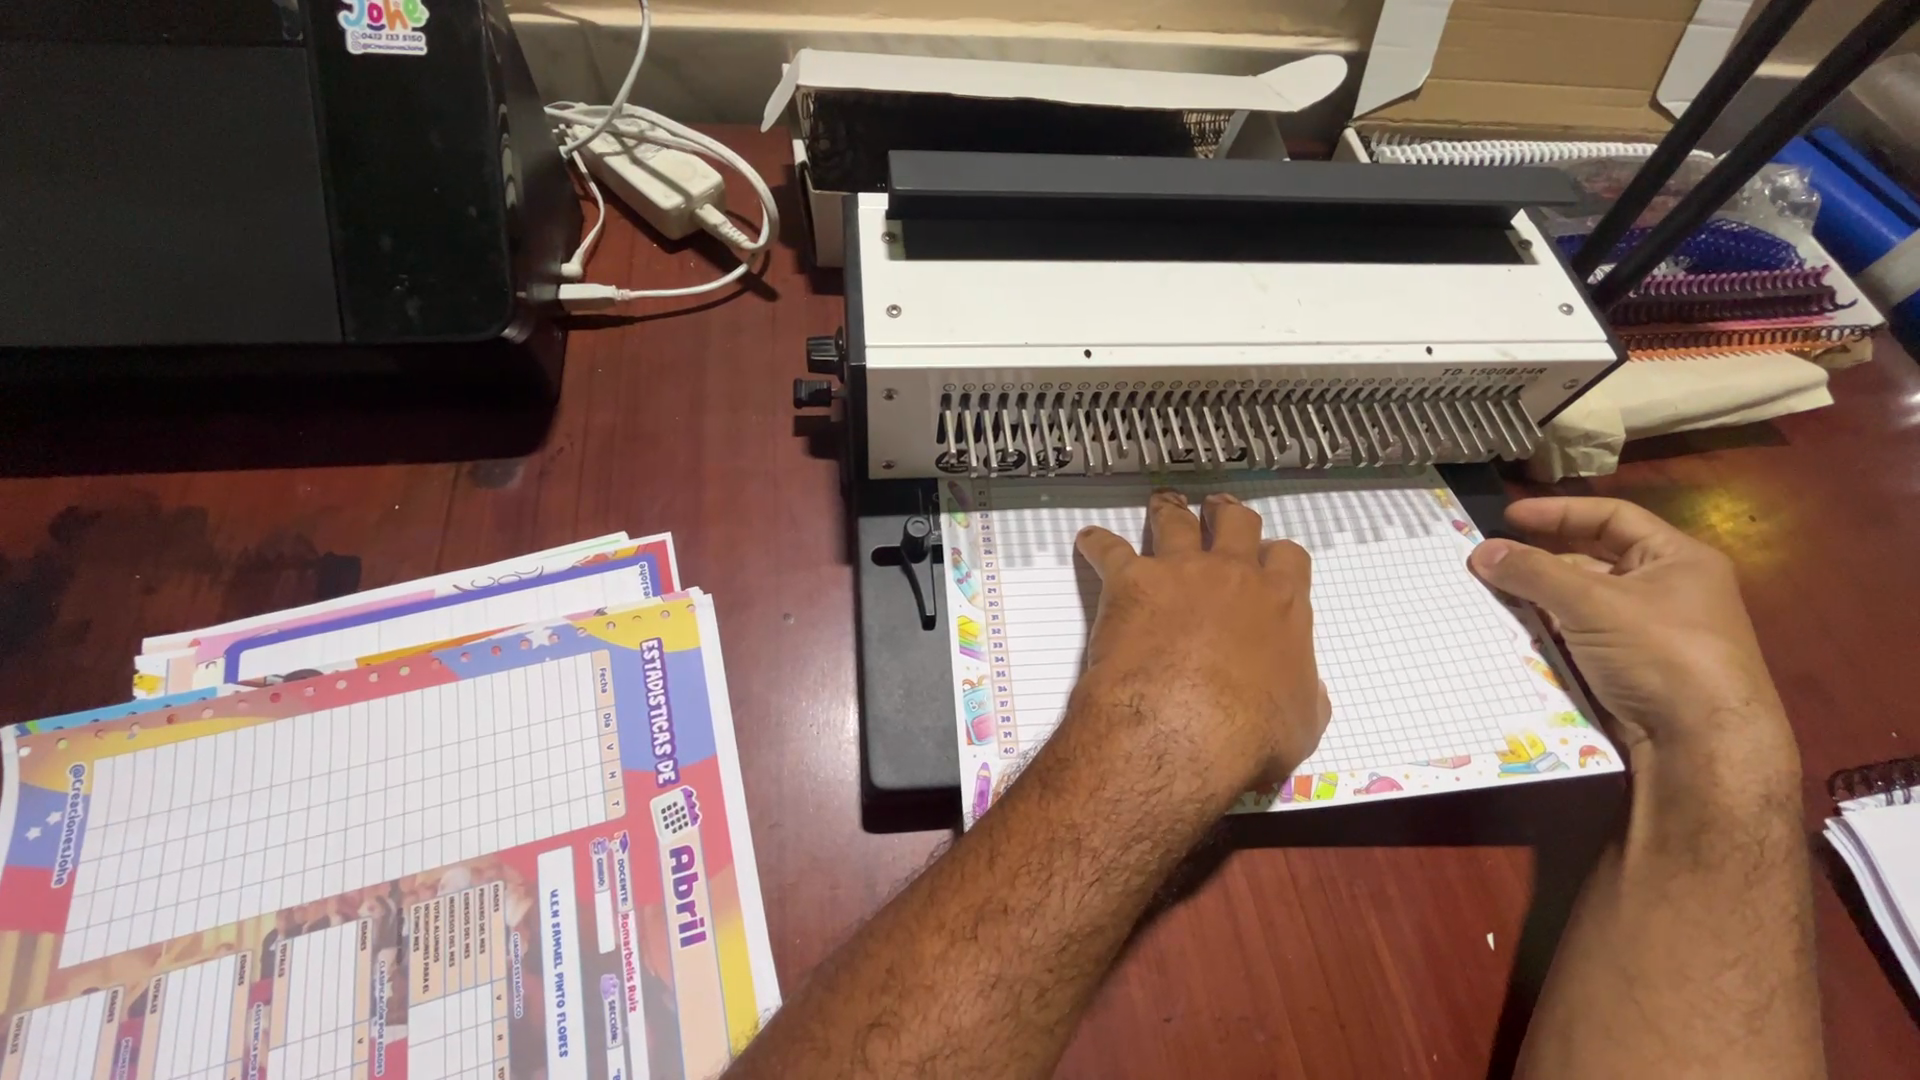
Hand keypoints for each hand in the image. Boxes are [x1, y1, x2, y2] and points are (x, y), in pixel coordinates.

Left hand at [1073, 491, 1329, 796]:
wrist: (1184, 724)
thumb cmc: (1251, 733)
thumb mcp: (1303, 722)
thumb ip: (1305, 693)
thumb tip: (1306, 688)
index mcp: (1282, 604)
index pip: (1288, 558)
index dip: (1276, 556)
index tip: (1265, 559)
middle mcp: (1234, 574)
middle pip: (1235, 522)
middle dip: (1226, 514)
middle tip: (1216, 511)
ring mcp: (1181, 571)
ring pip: (1176, 521)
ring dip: (1168, 510)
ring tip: (1162, 504)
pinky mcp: (1131, 580)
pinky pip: (1108, 548)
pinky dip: (1096, 543)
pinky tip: (1089, 540)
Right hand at [1466, 497, 1791, 763]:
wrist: (1700, 743)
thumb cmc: (1661, 654)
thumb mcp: (1593, 603)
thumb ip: (1533, 573)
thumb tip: (1480, 551)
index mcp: (1676, 560)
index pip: (1612, 517)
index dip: (1559, 512)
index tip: (1509, 517)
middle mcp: (1664, 589)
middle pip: (1589, 560)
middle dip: (1538, 561)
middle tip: (1489, 562)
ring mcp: (1645, 630)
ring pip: (1577, 600)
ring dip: (1535, 599)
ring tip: (1489, 598)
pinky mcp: (1625, 664)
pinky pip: (1575, 634)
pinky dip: (1544, 630)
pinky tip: (1513, 633)